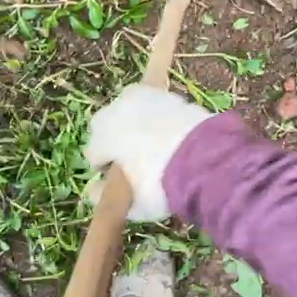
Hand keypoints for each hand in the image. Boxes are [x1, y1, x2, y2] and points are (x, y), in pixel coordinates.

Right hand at [83, 85, 211, 220]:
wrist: (203, 160)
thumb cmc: (161, 185)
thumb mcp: (133, 203)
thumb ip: (106, 197)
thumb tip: (94, 192)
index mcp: (102, 140)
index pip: (93, 153)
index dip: (104, 167)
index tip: (116, 177)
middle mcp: (114, 114)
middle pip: (103, 125)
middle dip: (112, 139)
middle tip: (131, 158)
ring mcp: (139, 99)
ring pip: (124, 108)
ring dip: (129, 121)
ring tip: (148, 140)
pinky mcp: (161, 93)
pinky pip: (149, 98)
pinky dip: (152, 111)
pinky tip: (164, 127)